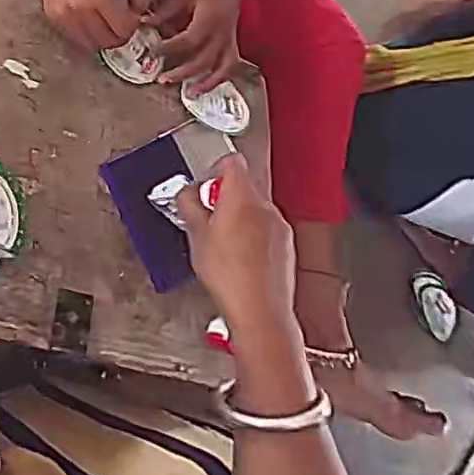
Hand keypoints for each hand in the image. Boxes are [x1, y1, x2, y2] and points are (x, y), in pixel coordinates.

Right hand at [34, 0, 149, 51]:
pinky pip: (77, 37)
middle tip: (122, 19)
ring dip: (103, 36)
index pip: (124, 28)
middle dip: (120, 33)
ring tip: (106, 20)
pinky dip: (88, 33)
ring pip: (92, 44)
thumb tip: (141, 15)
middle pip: (109, 42)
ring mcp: (64, 16)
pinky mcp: (53, 18)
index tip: (133, 14)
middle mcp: (80, 10)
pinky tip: (90, 17)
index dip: (133, 24)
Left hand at [150, 0, 262, 91]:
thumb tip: (144, 24)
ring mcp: (230, 38)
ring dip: (205, 82)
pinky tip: (205, 87)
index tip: (153, 51)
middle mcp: (222, 32)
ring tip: (188, 94)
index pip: (188, 40)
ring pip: (221, 67)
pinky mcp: (233, 41)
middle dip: (182, 72)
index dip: (170, 48)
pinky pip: (230, 65)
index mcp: (209, 18)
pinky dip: (219, 79)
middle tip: (162, 79)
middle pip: (203, 60)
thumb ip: (165, 11)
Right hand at [177, 154, 295, 330]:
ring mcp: (279, 225)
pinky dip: (252, 235)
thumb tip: (188, 193)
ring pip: (254, 208)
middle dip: (223, 198)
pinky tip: (238, 259)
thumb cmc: (229, 276)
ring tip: (221, 244)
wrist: (260, 312)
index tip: (204, 190)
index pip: (231, 162)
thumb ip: (188, 204)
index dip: (214, 171)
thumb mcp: (195, 235)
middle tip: (207, 220)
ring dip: (237, 217)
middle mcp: (265, 206)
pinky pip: (265, 228)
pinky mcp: (285, 245)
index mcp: (242, 197)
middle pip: (242, 185)